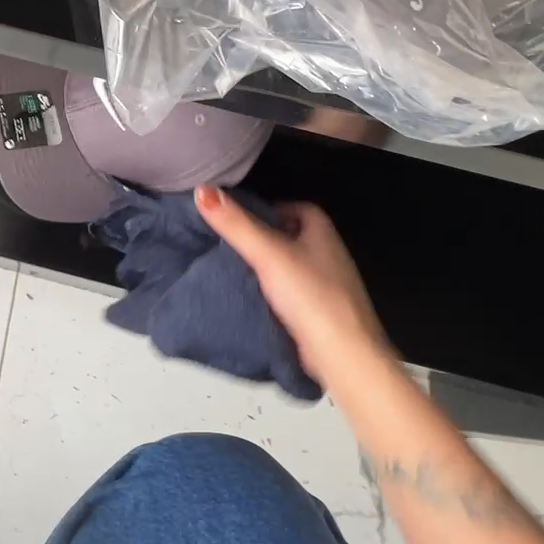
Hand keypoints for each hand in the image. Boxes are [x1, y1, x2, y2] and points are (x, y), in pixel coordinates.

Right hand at [195, 186, 393, 383]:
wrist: (342, 353)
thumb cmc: (309, 294)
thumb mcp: (266, 253)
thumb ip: (235, 223)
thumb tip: (201, 189)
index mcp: (323, 234)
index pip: (299, 208)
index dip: (270, 208)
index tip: (240, 218)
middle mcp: (329, 255)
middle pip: (292, 235)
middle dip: (263, 236)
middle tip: (228, 240)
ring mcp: (327, 285)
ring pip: (290, 264)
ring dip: (266, 264)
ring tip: (232, 266)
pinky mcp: (319, 311)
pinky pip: (290, 290)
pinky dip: (271, 289)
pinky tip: (250, 294)